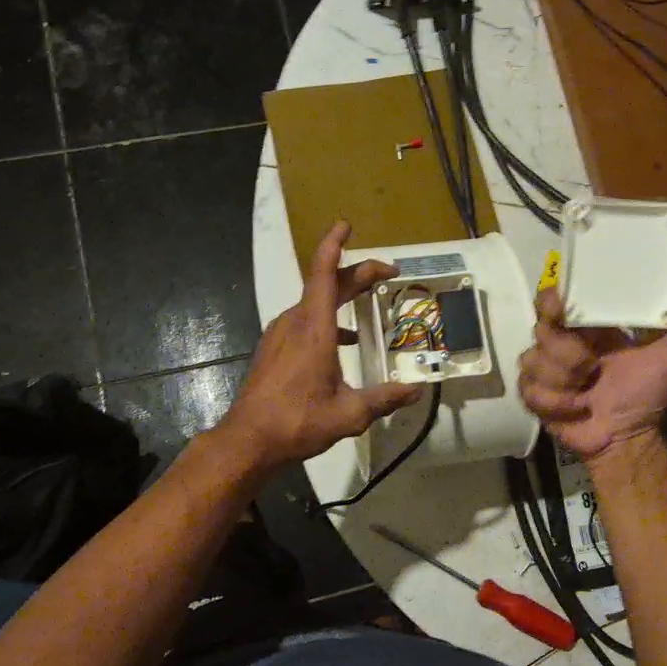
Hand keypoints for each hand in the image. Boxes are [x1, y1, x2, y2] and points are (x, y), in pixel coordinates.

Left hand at [221, 222, 422, 469]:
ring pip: (314, 302)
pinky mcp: (274, 349)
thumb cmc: (298, 422)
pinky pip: (304, 320)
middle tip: (387, 273)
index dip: (334, 246)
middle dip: (357, 273)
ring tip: (368, 301)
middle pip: (325, 284)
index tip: (346, 225)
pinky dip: (328, 318)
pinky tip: (345, 342)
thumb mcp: (349, 414)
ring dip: (342, 295)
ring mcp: (280, 334)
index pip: (323, 274)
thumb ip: (385, 399)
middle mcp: (295, 323)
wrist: (249, 441)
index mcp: (313, 329)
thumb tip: (417, 390)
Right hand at [518, 284, 666, 463]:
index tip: (560, 303)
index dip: (551, 299)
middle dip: (563, 348)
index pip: (555, 301)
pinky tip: (575, 408)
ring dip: (562, 378)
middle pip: (541, 328)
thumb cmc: (645, 395)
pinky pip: (529, 388)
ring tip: (586, 391)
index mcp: (586, 328)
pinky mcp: (534, 396)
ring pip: (532, 358)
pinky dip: (554, 400)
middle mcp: (561, 344)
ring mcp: (545, 370)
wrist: (627, 438)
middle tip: (588, 364)